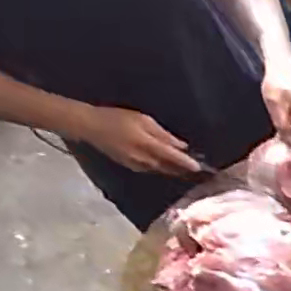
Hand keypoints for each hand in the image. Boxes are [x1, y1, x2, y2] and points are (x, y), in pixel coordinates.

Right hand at [73, 106, 201, 175]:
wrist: (89, 126)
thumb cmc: (116, 118)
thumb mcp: (142, 120)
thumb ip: (163, 135)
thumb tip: (182, 146)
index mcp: (148, 145)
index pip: (174, 158)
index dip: (188, 164)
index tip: (201, 168)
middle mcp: (145, 159)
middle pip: (171, 168)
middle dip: (185, 170)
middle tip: (201, 172)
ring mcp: (139, 165)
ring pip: (163, 170)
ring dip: (175, 170)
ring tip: (188, 169)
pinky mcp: (133, 167)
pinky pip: (153, 169)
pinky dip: (162, 167)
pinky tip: (168, 165)